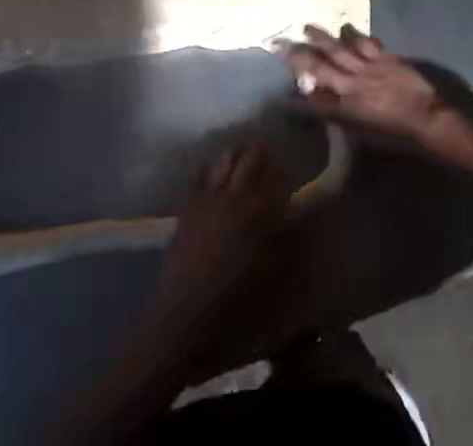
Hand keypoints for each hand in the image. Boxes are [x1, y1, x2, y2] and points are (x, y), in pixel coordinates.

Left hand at [152, 142, 288, 331]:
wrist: (183, 318)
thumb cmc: (234, 301)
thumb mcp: (269, 271)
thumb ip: (281, 239)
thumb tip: (289, 218)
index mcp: (258, 211)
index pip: (278, 178)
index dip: (285, 173)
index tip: (290, 174)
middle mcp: (234, 196)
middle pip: (251, 159)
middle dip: (263, 153)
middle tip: (270, 154)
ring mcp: (207, 199)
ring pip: (224, 160)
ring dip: (237, 156)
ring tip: (243, 157)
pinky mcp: (187, 208)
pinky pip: (198, 176)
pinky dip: (208, 168)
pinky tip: (213, 171)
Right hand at [283, 25, 468, 148]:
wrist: (429, 118)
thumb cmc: (396, 134)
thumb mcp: (362, 132)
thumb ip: (338, 116)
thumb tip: (318, 107)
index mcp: (346, 106)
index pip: (314, 97)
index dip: (297, 89)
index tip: (282, 84)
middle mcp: (352, 84)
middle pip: (321, 65)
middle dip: (301, 54)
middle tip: (284, 42)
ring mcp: (369, 68)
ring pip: (340, 48)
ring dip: (323, 37)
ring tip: (309, 27)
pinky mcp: (386, 59)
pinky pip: (366, 43)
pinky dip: (355, 35)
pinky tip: (348, 28)